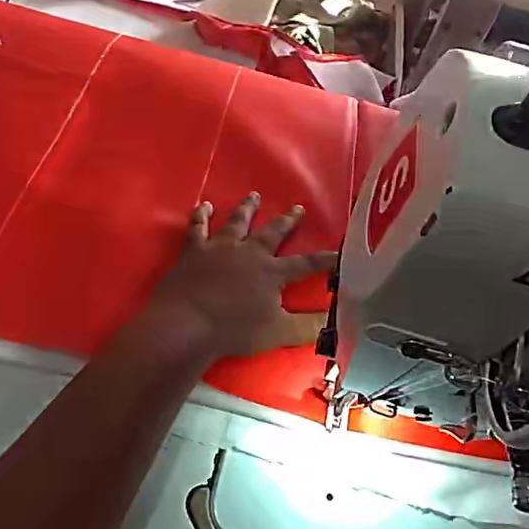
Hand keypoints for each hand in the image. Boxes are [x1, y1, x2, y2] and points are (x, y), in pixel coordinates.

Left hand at [128, 193, 336, 360]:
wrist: (187, 323)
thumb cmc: (234, 330)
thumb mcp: (279, 333)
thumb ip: (307, 326)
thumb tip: (333, 320)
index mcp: (271, 272)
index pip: (306, 264)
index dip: (325, 259)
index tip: (340, 252)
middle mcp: (248, 252)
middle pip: (273, 232)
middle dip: (287, 221)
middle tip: (298, 208)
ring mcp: (220, 248)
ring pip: (237, 221)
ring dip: (247, 208)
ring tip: (254, 196)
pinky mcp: (194, 250)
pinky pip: (198, 227)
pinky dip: (201, 215)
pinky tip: (203, 205)